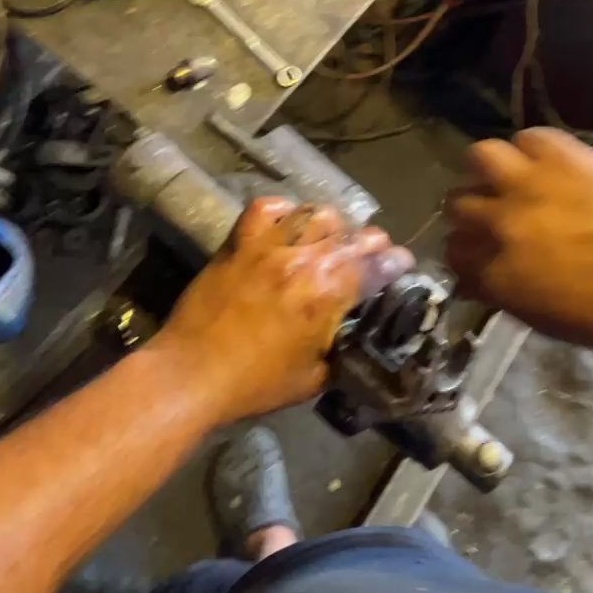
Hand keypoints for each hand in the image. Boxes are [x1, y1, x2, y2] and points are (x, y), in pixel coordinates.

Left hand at [148, 198, 413, 423]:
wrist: (191, 374)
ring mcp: (269, 245)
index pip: (378, 263)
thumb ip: (342, 348)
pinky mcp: (239, 241)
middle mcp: (305, 258)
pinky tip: (289, 224)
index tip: (401, 265)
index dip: (396, 262)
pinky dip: (285, 211)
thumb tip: (356, 337)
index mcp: (330, 291)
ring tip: (331, 238)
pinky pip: (268, 208)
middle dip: (372, 243)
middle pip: (353, 234)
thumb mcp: (315, 377)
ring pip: (316, 213)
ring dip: (332, 226)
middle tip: (372, 255)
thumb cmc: (255, 383)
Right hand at [445, 128, 592, 355]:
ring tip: (508, 176)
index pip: (453, 254)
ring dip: (488, 169)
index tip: (479, 251)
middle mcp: (501, 224)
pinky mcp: (562, 157)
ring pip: (479, 157)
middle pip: (457, 204)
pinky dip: (530, 149)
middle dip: (471, 211)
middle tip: (494, 213)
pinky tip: (546, 163)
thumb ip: (504, 292)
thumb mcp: (544, 319)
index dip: (465, 251)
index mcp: (495, 274)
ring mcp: (529, 185)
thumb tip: (482, 277)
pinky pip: (527, 137)